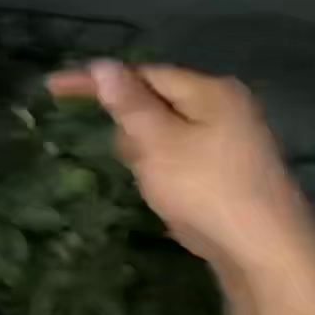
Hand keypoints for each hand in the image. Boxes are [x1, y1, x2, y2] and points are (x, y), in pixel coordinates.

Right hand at [48, 60, 314, 269]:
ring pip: (161, 130)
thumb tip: (102, 65)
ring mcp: (227, 136)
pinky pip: (174, 151)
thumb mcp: (156, 141)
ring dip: (143, 150)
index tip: (52, 87)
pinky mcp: (223, 165)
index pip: (141, 73)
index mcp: (208, 90)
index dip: (96, 80)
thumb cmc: (203, 188)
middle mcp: (222, 105)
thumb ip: (128, 102)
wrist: (261, 249)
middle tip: (130, 158)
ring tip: (151, 180)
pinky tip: (163, 188)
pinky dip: (159, 165)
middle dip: (129, 126)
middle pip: (152, 100)